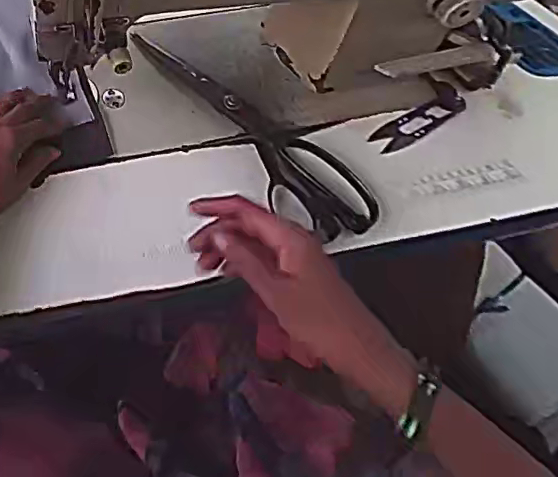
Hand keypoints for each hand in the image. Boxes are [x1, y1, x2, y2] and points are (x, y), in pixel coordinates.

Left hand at [0, 88, 65, 220]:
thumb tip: (50, 152)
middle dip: (41, 103)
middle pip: (25, 108)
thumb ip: (38, 162)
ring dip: (18, 96)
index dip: (55, 124)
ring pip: (4, 102)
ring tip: (27, 93)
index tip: (62, 123)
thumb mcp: (20, 183)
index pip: (41, 125)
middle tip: (51, 101)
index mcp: (14, 139)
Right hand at [187, 195, 399, 372]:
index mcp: (290, 237)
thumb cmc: (328, 325)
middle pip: (247, 223)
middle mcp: (294, 239)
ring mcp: (297, 254)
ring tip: (207, 260)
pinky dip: (243, 259)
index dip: (216, 206)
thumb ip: (244, 260)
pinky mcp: (298, 270)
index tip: (196, 209)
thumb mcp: (275, 292)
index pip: (245, 210)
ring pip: (254, 239)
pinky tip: (230, 269)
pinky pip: (263, 253)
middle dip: (218, 231)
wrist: (361, 351)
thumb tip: (221, 237)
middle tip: (196, 244)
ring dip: (228, 247)